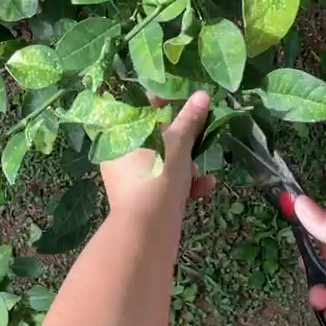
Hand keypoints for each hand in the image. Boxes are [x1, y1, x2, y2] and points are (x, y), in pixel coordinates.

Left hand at [99, 91, 215, 223]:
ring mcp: (133, 179)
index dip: (166, 102)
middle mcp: (122, 156)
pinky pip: (167, 184)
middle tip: (203, 135)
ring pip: (166, 162)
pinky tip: (205, 188)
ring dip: (189, 166)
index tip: (189, 100)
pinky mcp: (145, 200)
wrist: (147, 231)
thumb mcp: (177, 144)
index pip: (142, 110)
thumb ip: (190, 119)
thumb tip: (202, 94)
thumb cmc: (157, 177)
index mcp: (120, 136)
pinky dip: (185, 185)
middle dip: (184, 142)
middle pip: (158, 138)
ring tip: (201, 174)